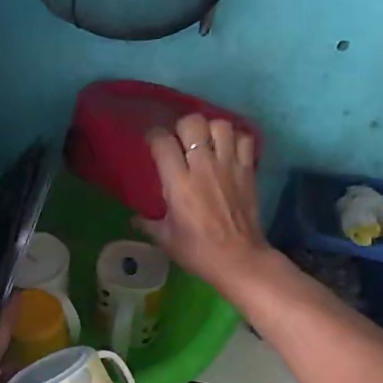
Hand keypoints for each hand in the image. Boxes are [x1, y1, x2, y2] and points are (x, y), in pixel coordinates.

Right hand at [136, 113, 269, 289]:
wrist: (240, 260)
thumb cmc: (199, 252)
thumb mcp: (166, 240)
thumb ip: (149, 224)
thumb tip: (134, 219)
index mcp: (179, 183)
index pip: (162, 141)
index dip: (154, 137)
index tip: (154, 145)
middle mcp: (203, 167)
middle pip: (192, 123)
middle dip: (183, 127)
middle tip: (181, 141)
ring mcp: (229, 166)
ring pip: (220, 124)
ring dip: (211, 129)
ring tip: (207, 142)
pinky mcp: (248, 170)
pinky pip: (245, 138)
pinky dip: (236, 138)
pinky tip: (229, 149)